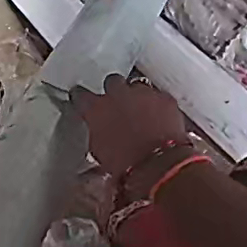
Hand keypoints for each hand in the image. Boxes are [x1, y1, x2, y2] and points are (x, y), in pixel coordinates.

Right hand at [70, 74, 189, 177]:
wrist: (157, 165)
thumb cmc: (125, 163)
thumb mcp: (99, 151)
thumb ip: (96, 134)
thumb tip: (100, 135)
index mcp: (94, 108)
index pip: (80, 95)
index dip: (83, 99)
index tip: (84, 102)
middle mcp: (117, 95)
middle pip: (112, 81)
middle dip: (115, 91)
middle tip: (118, 105)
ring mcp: (142, 94)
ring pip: (138, 87)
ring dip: (138, 98)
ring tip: (141, 114)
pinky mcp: (165, 98)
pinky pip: (160, 97)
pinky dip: (159, 106)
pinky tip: (160, 119)